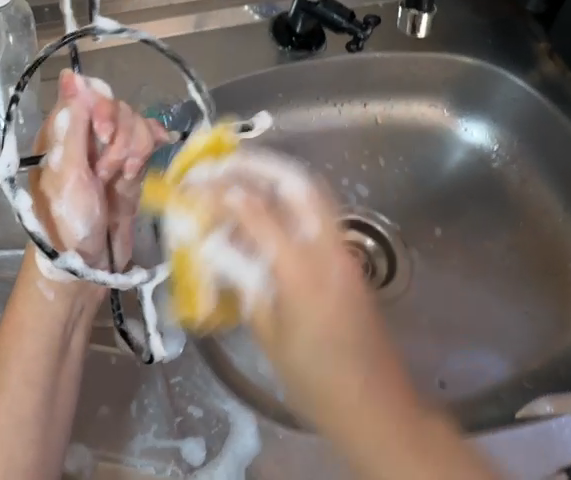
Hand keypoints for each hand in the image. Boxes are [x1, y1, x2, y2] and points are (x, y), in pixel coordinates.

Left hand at [28, 71, 173, 271]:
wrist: (86, 269)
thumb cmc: (65, 221)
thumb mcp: (66, 172)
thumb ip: (72, 122)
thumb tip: (71, 74)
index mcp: (63, 131)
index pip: (92, 94)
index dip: (105, 110)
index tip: (104, 134)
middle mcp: (86, 136)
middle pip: (119, 108)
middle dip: (121, 138)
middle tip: (108, 172)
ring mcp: (109, 153)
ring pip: (136, 125)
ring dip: (135, 149)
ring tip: (122, 178)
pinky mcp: (129, 170)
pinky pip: (147, 143)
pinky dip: (151, 147)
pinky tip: (151, 155)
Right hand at [204, 156, 385, 422]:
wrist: (379, 409)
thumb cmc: (316, 380)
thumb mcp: (267, 332)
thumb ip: (240, 279)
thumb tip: (209, 242)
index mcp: (301, 271)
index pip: (255, 211)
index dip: (218, 191)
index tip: (190, 184)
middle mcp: (327, 249)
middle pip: (293, 182)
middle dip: (252, 164)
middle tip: (217, 161)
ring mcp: (343, 250)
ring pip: (310, 190)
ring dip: (271, 173)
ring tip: (236, 170)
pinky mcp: (347, 258)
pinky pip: (314, 211)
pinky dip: (285, 196)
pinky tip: (260, 205)